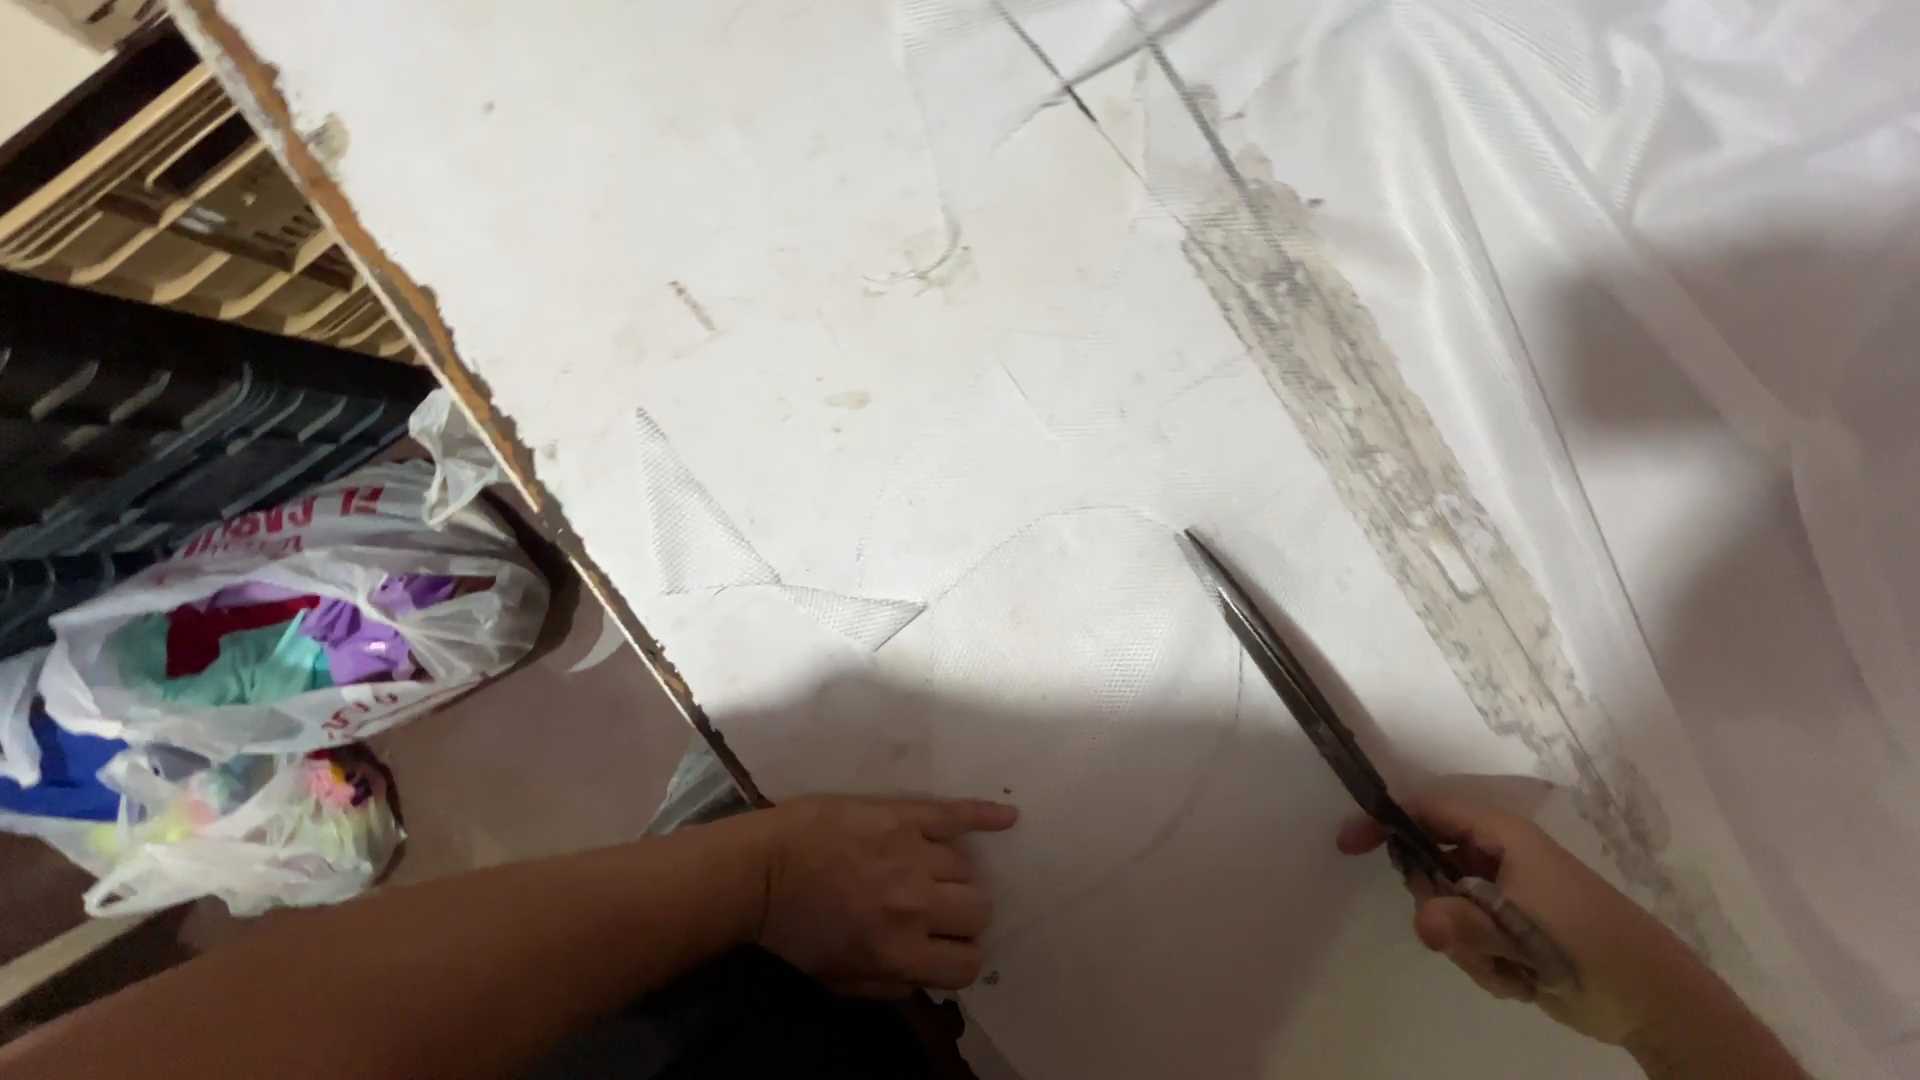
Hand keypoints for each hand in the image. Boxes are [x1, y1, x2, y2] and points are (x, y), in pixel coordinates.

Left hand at [750, 795, 1018, 997]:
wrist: (762, 869)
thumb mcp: (838, 980)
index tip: (944, 948)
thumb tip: (928, 978)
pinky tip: (1008, 816)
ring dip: (953, 875)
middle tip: (935, 909)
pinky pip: (956, 814)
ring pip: (967, 868)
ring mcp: (913, 854)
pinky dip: (985, 815)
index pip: (967, 963)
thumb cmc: (794, 929)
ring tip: (926, 871)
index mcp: (899, 952)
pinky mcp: (903, 815)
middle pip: (977, 910)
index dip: (959, 957)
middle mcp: (916, 904)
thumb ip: (889, 987)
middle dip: (962, 916)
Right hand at [1337, 793, 1705, 1045]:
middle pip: (1429, 863)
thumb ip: (1468, 924)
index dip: (1385, 822)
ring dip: (1466, 944)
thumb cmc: (1593, 945)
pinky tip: (1519, 978)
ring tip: (1507, 967)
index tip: (1350, 847)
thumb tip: (1422, 922)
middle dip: (1438, 905)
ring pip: (1446, 907)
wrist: (1661, 1004)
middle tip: (1460, 934)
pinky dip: (1484, 962)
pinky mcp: (1509, 927)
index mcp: (1502, 836)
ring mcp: (1502, 893)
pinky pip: (1467, 936)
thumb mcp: (1526, 932)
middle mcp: (1496, 857)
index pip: (1426, 810)